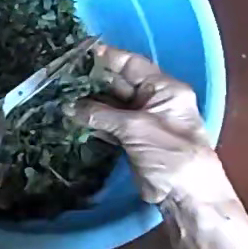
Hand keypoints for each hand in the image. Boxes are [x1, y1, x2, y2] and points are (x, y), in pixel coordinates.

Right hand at [72, 46, 234, 210]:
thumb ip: (101, 114)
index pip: (132, 64)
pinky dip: (92, 120)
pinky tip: (72, 117)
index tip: (80, 52)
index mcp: (164, 89)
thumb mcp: (135, 128)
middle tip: (63, 74)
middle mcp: (154, 100)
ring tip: (61, 94)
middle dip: (92, 80)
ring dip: (88, 102)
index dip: (107, 57)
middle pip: (119, 83)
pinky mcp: (132, 139)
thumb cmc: (170, 154)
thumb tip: (69, 106)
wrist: (186, 196)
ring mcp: (142, 120)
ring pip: (111, 104)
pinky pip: (108, 123)